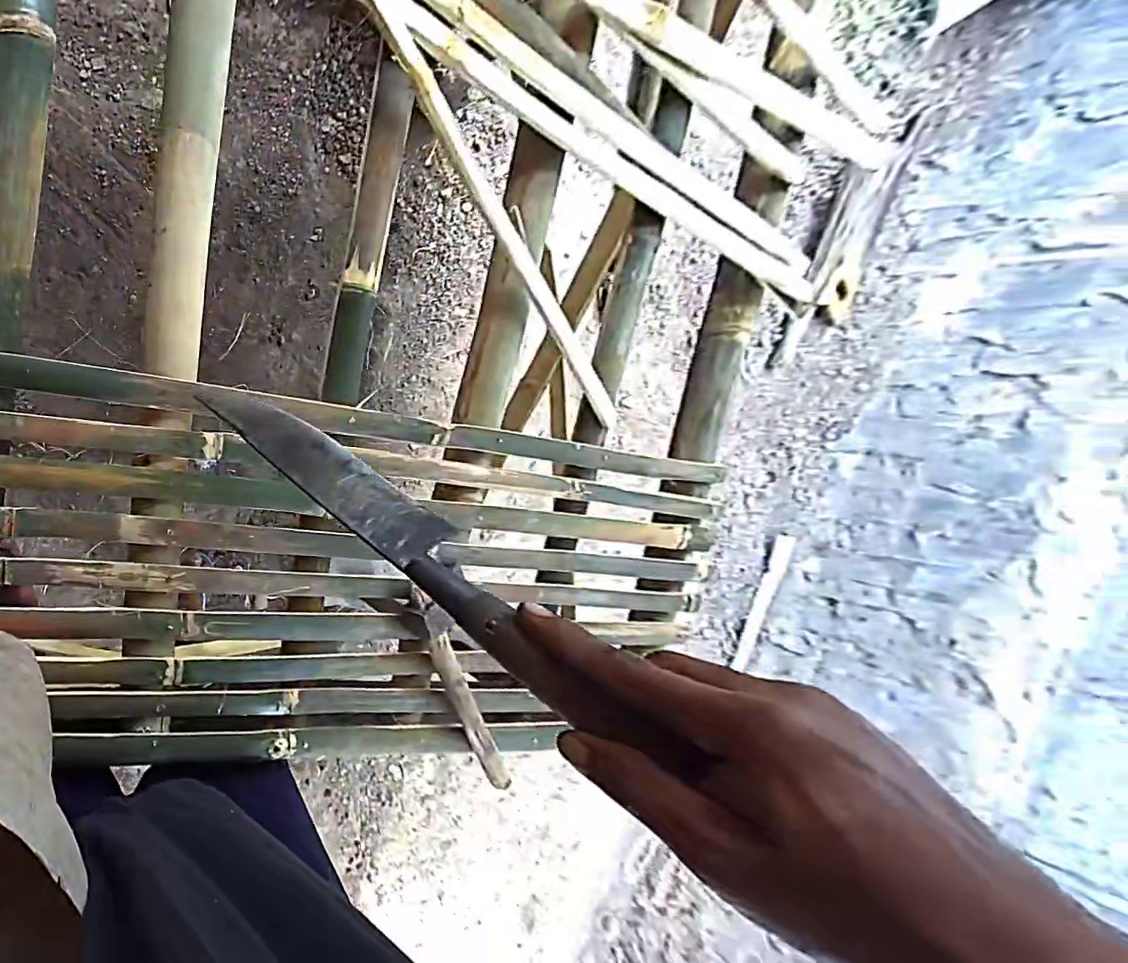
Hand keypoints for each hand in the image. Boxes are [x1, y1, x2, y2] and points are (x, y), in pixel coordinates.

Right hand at [514, 604, 1123, 962]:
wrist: (1015, 954)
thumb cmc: (864, 914)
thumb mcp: (727, 860)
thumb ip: (642, 791)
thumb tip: (579, 744)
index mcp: (751, 728)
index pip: (632, 673)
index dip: (570, 645)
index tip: (530, 617)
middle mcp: (786, 700)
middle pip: (671, 674)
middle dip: (638, 703)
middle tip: (638, 758)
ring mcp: (822, 709)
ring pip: (713, 689)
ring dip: (687, 722)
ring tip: (716, 795)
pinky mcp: (847, 727)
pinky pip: (756, 705)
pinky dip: (727, 729)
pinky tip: (758, 792)